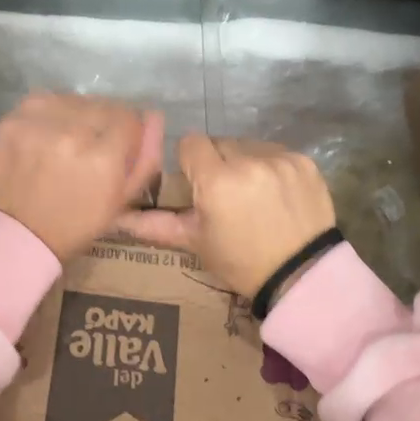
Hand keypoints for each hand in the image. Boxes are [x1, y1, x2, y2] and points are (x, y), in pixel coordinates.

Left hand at [0, 94, 163, 261]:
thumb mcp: (121, 200)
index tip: (116, 147)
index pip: (128, 118)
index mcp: (104, 158)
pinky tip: (46, 135)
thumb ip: (146, 157)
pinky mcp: (12, 120)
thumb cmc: (75, 224)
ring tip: (66, 141)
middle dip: (102, 123)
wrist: (16, 235)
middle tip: (90, 147)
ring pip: (73, 100)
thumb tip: (155, 116)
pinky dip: (50, 113)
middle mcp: (73, 134)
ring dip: (76, 115)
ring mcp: (38, 125)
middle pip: (102, 105)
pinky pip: (43, 101)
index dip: (126, 132)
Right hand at [117, 134, 335, 299]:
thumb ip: (155, 225)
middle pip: (220, 144)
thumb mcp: (195, 243)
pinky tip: (276, 194)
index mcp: (216, 181)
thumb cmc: (241, 262)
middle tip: (225, 196)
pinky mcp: (304, 162)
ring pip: (248, 146)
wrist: (302, 277)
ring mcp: (279, 160)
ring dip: (245, 163)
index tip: (198, 184)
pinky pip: (276, 153)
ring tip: (253, 196)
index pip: (191, 143)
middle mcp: (247, 161)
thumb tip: (115, 218)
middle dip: (218, 164)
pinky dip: (272, 168)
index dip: (190, 162)